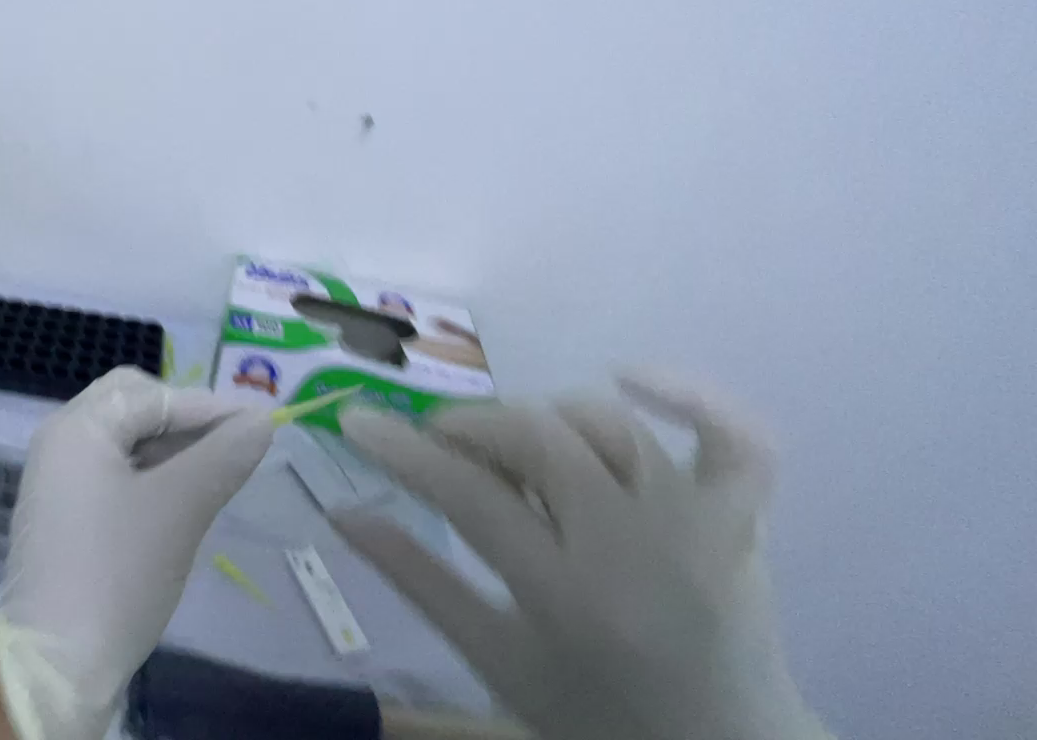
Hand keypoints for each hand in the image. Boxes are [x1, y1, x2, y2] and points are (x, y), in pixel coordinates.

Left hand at [0, 367, 275, 739]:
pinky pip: (113, 472)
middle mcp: (60, 440)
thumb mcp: (180, 508)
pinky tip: (181, 496)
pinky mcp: (64, 512)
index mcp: (77, 426)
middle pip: (131, 406)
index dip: (210, 406)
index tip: (263, 423)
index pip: (153, 395)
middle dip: (185, 420)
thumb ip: (223, 456)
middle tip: (233, 444)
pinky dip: (151, 474)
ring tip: (217, 470)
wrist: (56, 665)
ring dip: (171, 448)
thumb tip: (263, 419)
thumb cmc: (118, 573)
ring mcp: (57, 478)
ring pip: (124, 440)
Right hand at [332, 371, 829, 739]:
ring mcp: (701, 528)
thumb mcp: (494, 658)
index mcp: (570, 599)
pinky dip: (690, 395)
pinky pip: (737, 440)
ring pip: (607, 426)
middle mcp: (640, 549)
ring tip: (511, 449)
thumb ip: (416, 579)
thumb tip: (341, 513)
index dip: (403, 450)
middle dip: (470, 427)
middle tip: (437, 443)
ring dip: (541, 420)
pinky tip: (627, 377)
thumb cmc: (593, 715)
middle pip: (540, 441)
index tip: (355, 421)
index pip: (471, 497)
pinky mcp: (743, 520)